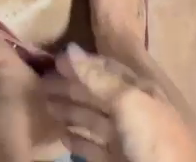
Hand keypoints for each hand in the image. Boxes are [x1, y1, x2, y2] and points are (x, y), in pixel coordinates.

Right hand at [39, 45, 195, 161]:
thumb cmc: (154, 140)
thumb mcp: (129, 102)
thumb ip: (98, 78)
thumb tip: (69, 47)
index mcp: (140, 91)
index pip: (106, 70)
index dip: (81, 64)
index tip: (54, 60)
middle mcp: (133, 112)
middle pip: (97, 94)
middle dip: (70, 87)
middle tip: (41, 84)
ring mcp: (127, 140)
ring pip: (93, 120)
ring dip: (70, 111)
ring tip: (45, 106)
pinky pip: (94, 148)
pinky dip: (78, 140)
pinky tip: (61, 136)